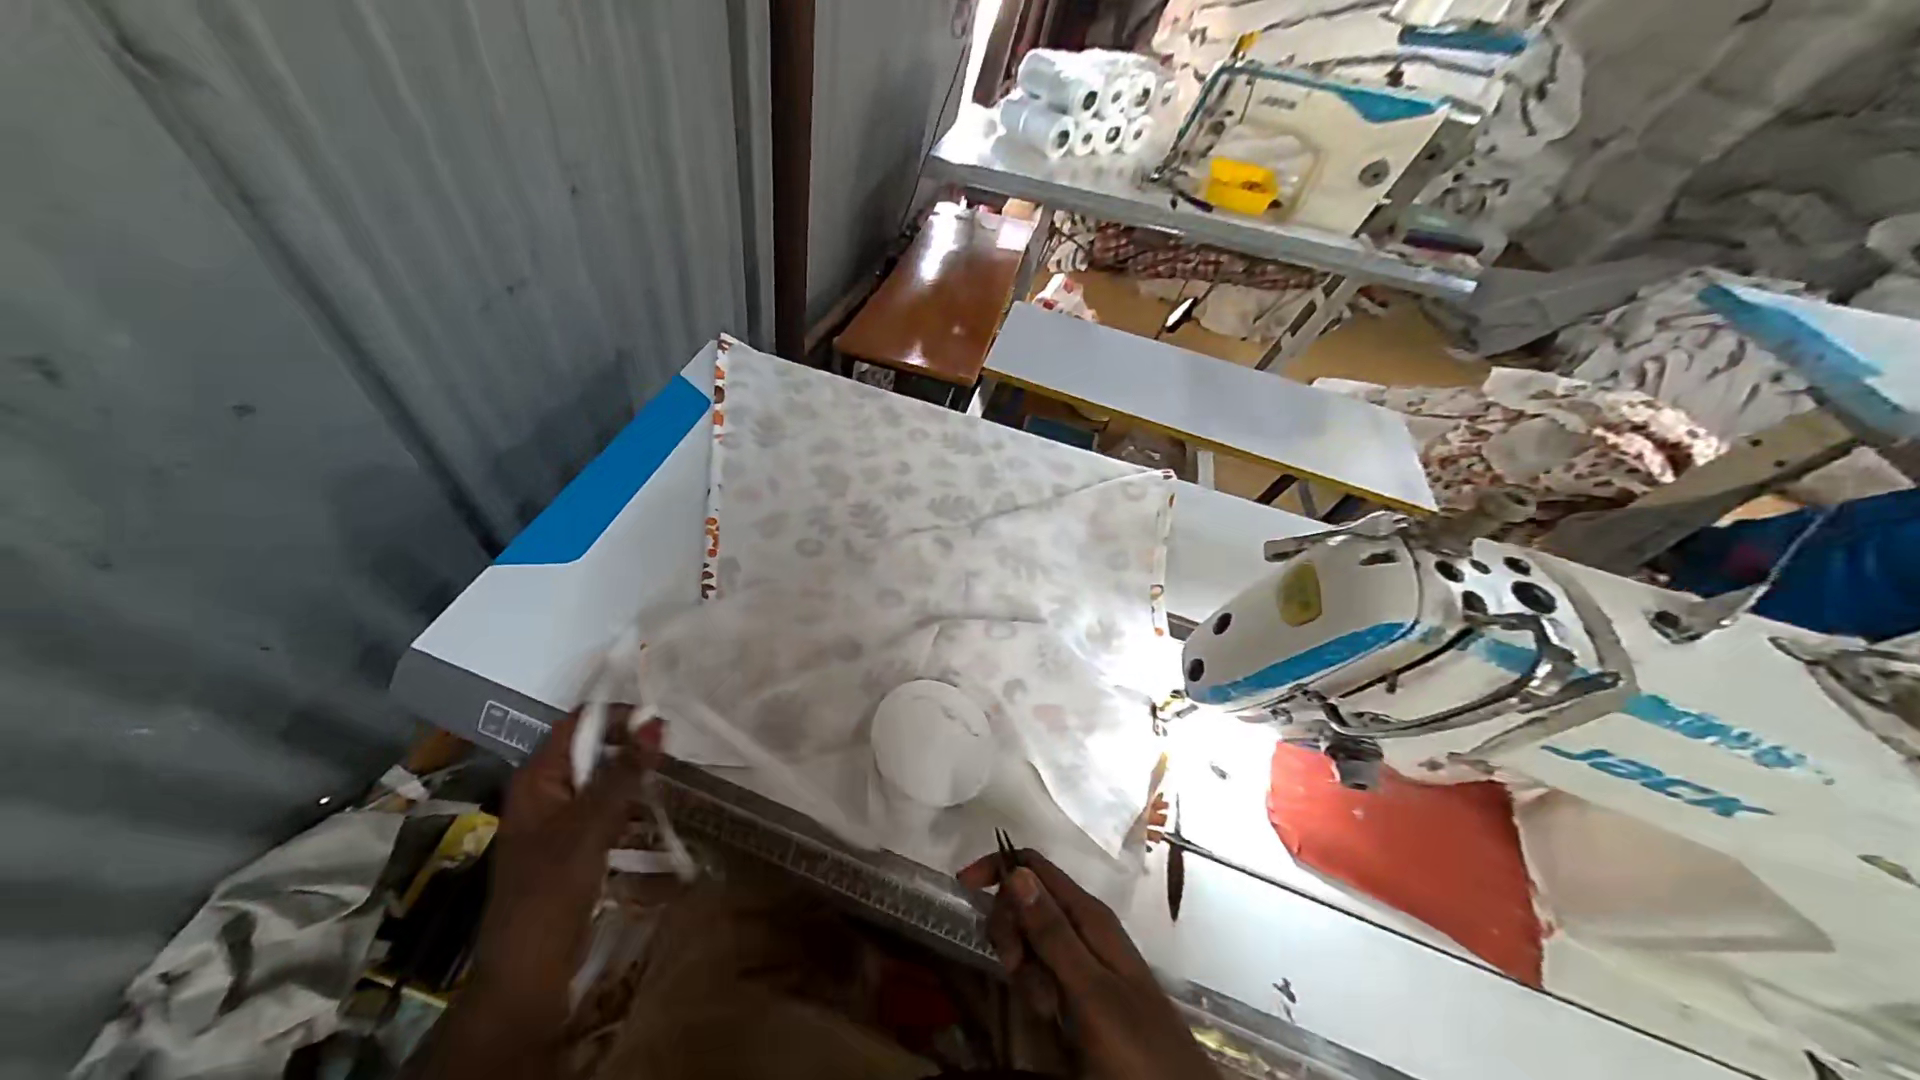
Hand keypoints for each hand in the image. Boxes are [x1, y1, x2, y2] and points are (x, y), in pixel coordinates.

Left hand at [414, 709, 659, 1079]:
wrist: (529, 968)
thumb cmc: (552, 889)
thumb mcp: (591, 825)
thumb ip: (625, 773)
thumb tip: (657, 722)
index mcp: (537, 778)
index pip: (578, 724)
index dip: (617, 715)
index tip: (662, 720)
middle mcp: (545, 791)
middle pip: (592, 749)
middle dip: (632, 745)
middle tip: (675, 749)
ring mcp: (558, 819)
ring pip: (603, 780)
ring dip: (636, 776)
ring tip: (677, 777)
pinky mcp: (574, 844)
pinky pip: (607, 809)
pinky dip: (633, 804)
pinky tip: (661, 812)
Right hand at [959, 849, 1213, 1079]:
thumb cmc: (1135, 1047)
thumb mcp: (1089, 991)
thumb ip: (1052, 932)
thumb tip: (1016, 871)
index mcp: (1089, 914)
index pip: (1035, 866)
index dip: (998, 868)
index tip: (964, 888)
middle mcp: (1085, 926)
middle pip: (1027, 902)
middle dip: (1010, 931)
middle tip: (1015, 968)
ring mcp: (1084, 957)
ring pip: (1031, 940)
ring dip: (1025, 970)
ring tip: (1046, 1010)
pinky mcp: (1082, 988)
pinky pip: (1043, 971)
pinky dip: (1036, 989)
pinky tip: (1048, 1016)